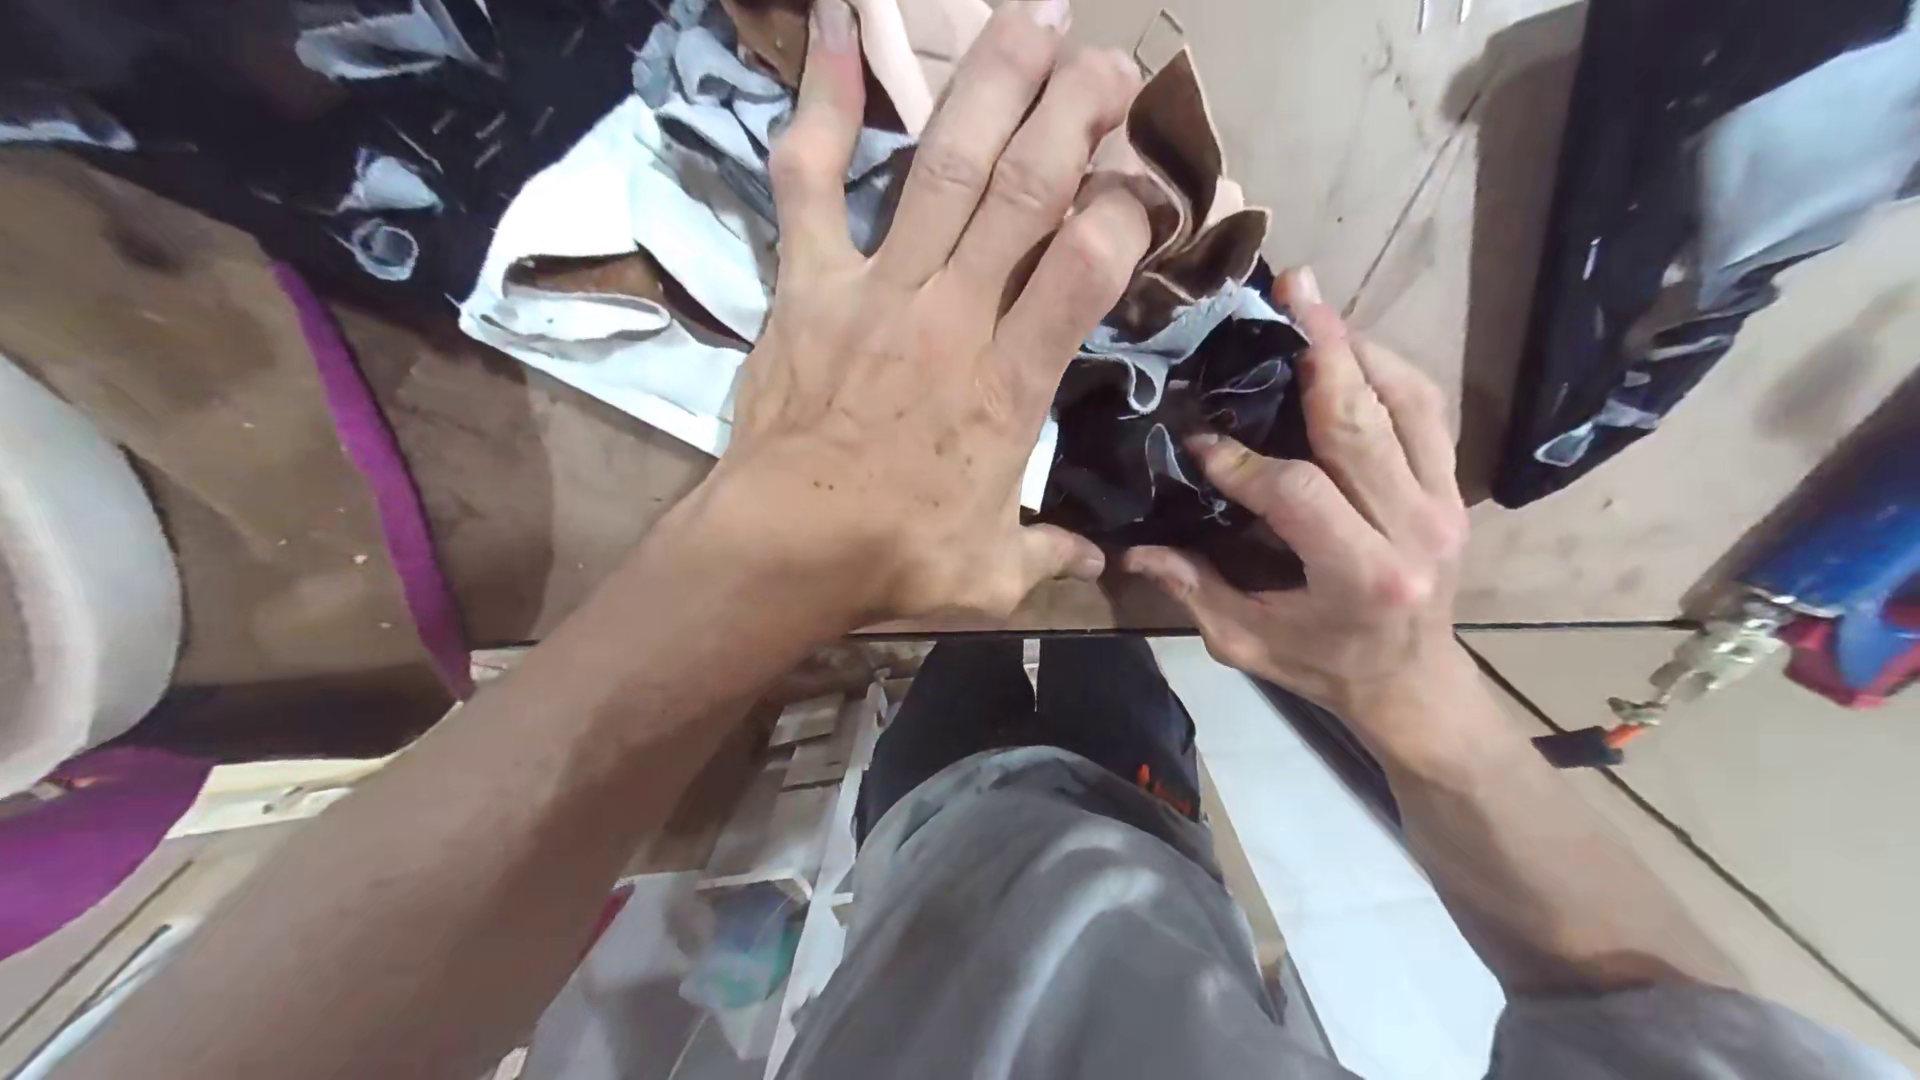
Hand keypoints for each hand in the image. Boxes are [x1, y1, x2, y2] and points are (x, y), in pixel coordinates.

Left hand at [695, 0, 1149, 623]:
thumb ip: (1049, 556)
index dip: (1130, 207)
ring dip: (993, 83)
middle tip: (1112, 65)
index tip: (1149, 186)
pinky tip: (838, 23)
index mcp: (1009, 386)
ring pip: (945, 165)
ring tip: (1034, 19)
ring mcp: (877, 291)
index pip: (1087, 264)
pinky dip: (819, 103)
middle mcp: (953, 318)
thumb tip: (1097, 565)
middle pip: (1027, 189)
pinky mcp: (809, 285)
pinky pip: (811, 181)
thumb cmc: (894, 561)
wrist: (784, 550)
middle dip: (1078, 113)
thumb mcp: (991, 575)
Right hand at [1124, 269, 1477, 749]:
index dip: (1240, 462)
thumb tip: (1132, 552)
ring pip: (1406, 401)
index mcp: (1360, 575)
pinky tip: (1349, 344)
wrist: (1414, 683)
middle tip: (1286, 294)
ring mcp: (1444, 502)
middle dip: (1318, 352)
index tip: (1198, 442)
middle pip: (1362, 422)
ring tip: (1314, 303)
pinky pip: (1428, 411)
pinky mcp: (1453, 489)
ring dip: (1356, 347)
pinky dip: (1390, 369)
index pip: (1296, 492)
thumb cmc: (1323, 667)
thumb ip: (1193, 591)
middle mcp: (1413, 529)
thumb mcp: (1245, 642)